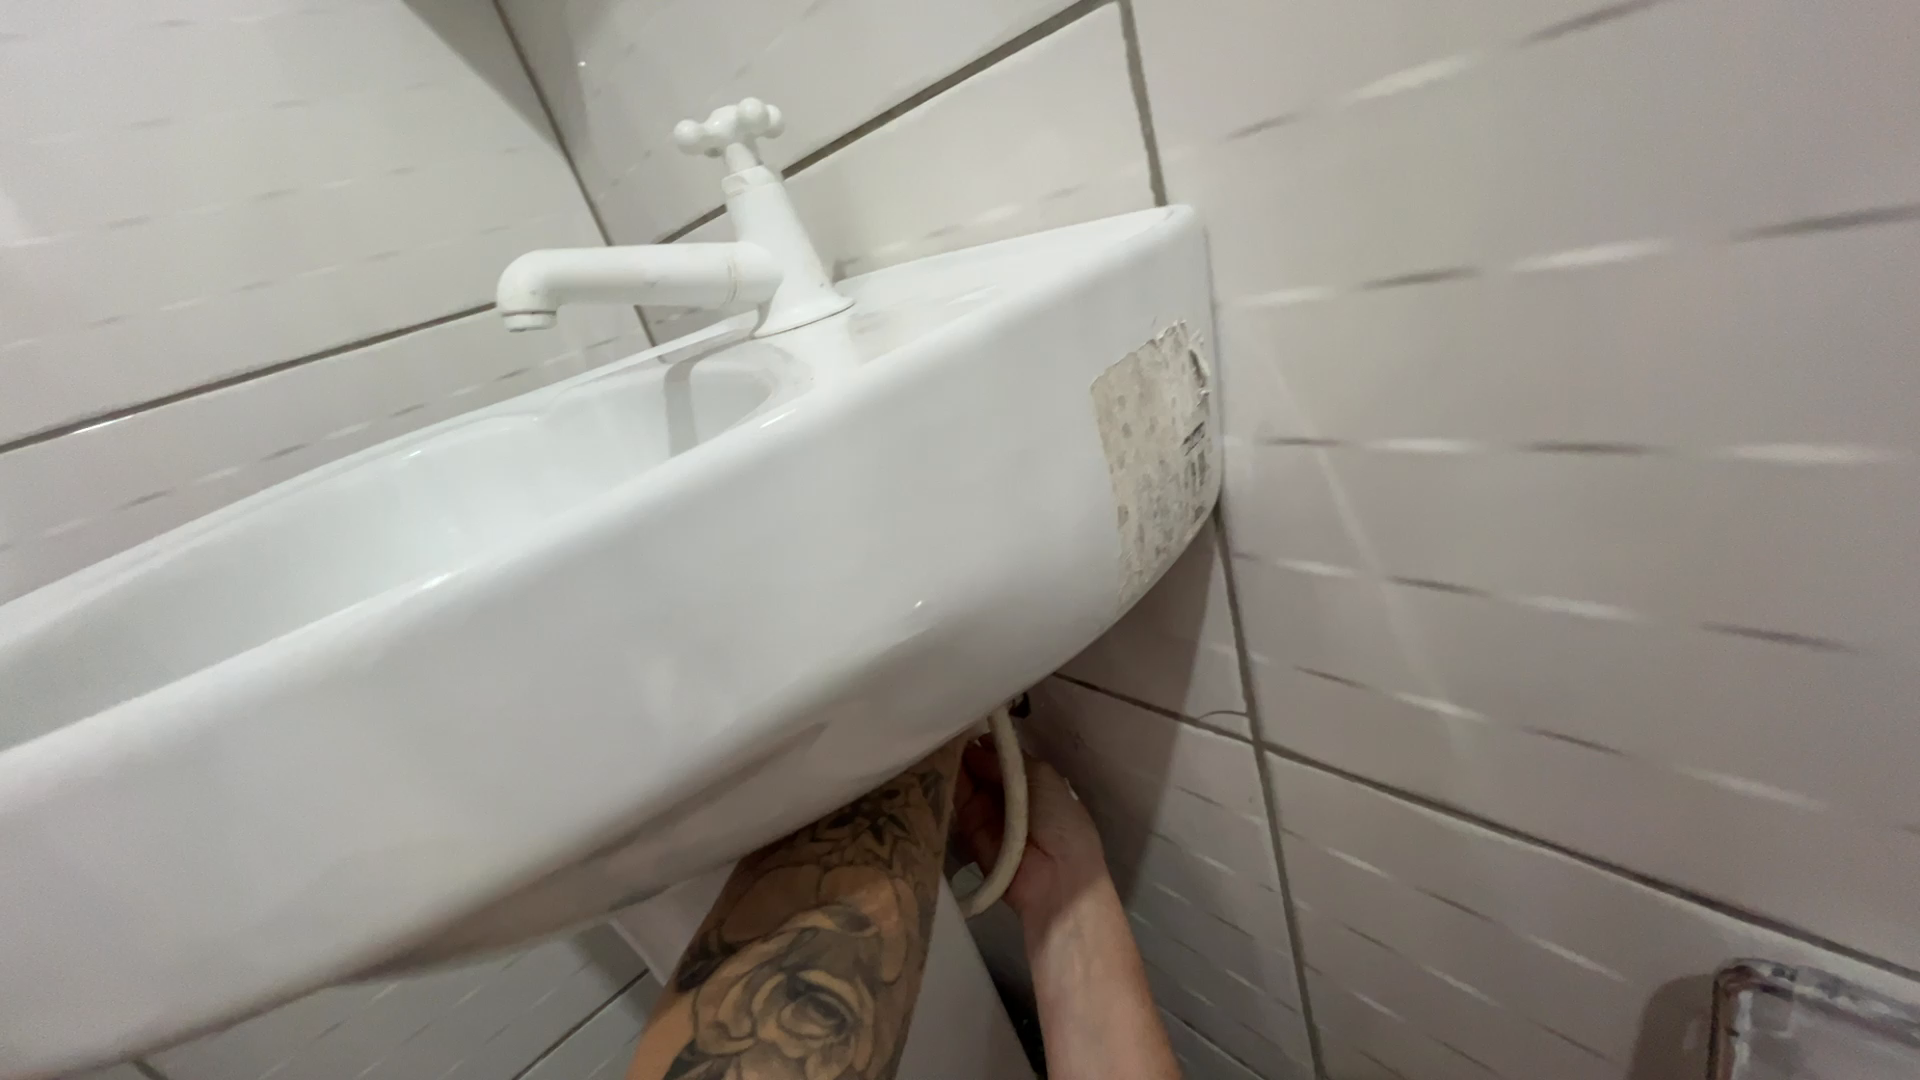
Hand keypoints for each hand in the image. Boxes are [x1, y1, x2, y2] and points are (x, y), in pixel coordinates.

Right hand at [951, 736, 1108, 924]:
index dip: (986, 739)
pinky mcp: (968, 830)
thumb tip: (976, 747)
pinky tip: (933, 761)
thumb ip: (1007, 760)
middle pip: (980, 765)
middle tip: (943, 725)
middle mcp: (1006, 795)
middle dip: (965, 747)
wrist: (1057, 878)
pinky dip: (946, 783)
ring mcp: (986, 812)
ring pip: (965, 781)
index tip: (966, 718)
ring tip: (934, 737)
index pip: (1001, 755)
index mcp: (1030, 781)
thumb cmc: (1060, 821)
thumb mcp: (1043, 778)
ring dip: (953, 762)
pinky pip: (956, 803)